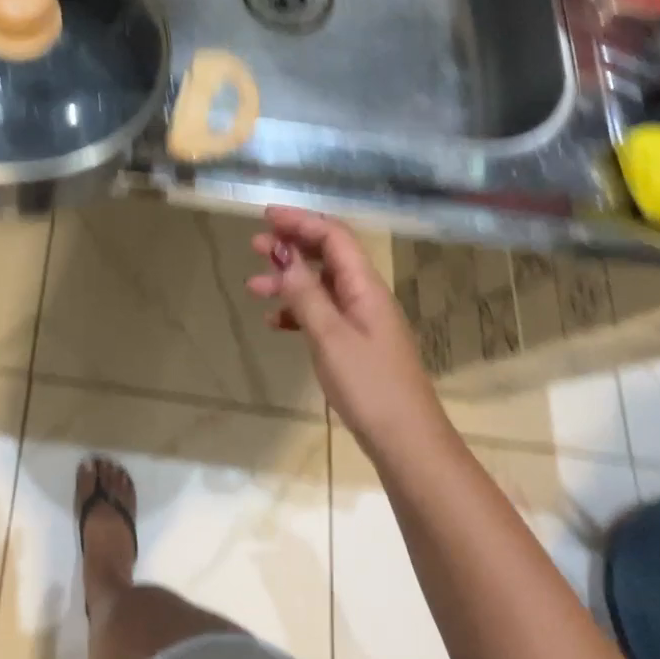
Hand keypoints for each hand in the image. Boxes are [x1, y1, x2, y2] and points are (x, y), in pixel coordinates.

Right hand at [246, 207, 440, 437]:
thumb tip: (283, 253)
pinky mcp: (357, 344)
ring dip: (289, 280)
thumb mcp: (329, 336)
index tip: (265, 217)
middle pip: (328, 255)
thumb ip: (304, 293)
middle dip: (292, 245)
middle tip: (254, 246)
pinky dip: (298, 311)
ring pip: (322, 285)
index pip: (334, 237)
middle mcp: (366, 296)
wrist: (406, 442)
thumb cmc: (369, 386)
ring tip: (253, 287)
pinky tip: (274, 322)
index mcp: (365, 287)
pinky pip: (323, 313)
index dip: (301, 221)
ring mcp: (363, 321)